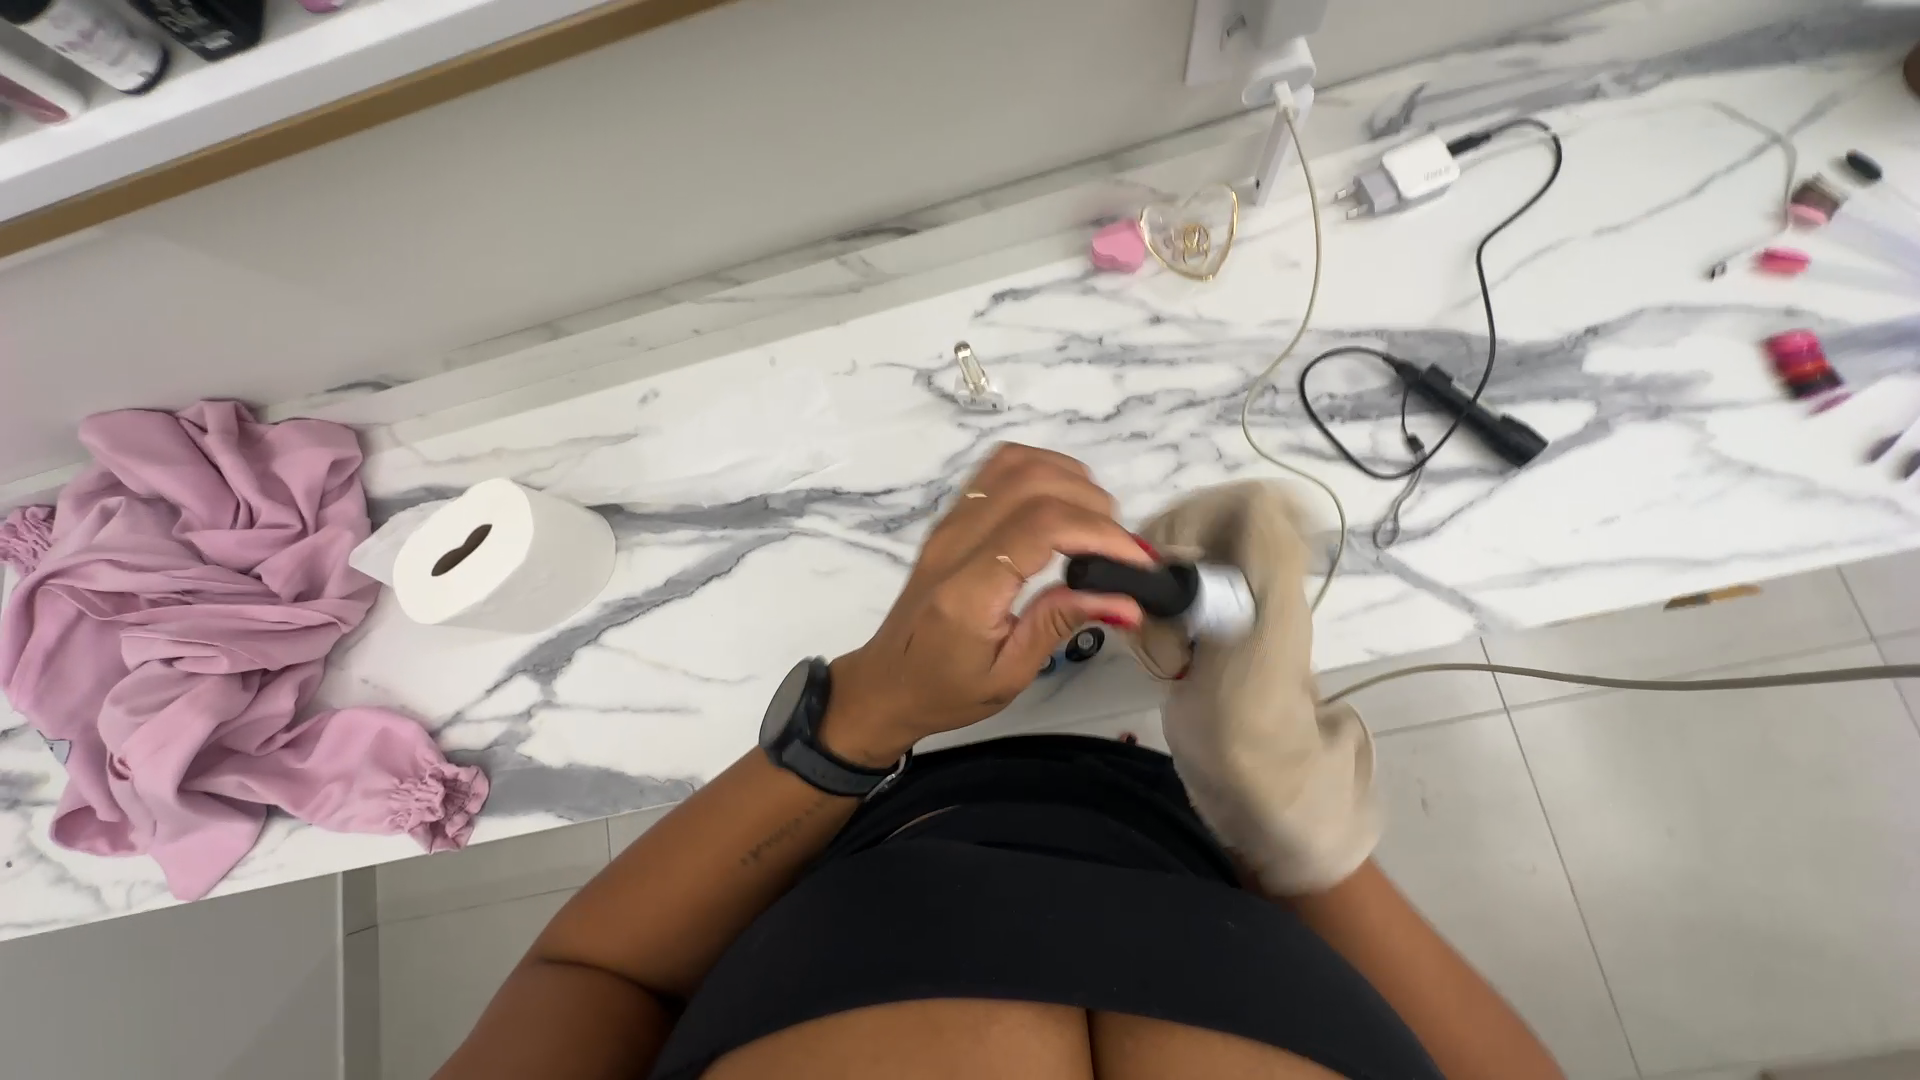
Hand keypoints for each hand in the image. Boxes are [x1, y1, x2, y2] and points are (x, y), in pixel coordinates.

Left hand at [821, 444, 1154, 764]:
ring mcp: (948, 523)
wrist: (886, 682)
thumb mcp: (1009, 674)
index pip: (1041, 527)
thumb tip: (1127, 600)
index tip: (1137, 562)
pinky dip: (1041, 470)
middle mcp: (954, 543)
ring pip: (1014, 463)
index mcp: (968, 590)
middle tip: (1120, 547)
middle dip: (1093, 505)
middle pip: (1032, 483)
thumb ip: (1060, 624)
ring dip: (1069, 479)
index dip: (1099, 533)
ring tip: (1098, 522)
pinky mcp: (950, 518)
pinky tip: (1064, 501)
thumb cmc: (945, 689)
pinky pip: (996, 470)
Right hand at [1131, 480, 1380, 894]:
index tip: (1173, 572)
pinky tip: (1168, 670)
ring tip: (1174, 660)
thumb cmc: (1260, 724)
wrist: (1255, 801)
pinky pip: (1151, 607)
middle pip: (1183, 533)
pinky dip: (1147, 636)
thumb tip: (1266, 491)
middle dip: (1160, 578)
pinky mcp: (1192, 636)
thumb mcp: (1269, 636)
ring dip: (1151, 614)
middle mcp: (1250, 578)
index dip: (1193, 522)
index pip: (1233, 500)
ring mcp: (1218, 608)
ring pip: (1157, 572)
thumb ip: (1267, 557)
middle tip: (1172, 628)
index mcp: (1277, 570)